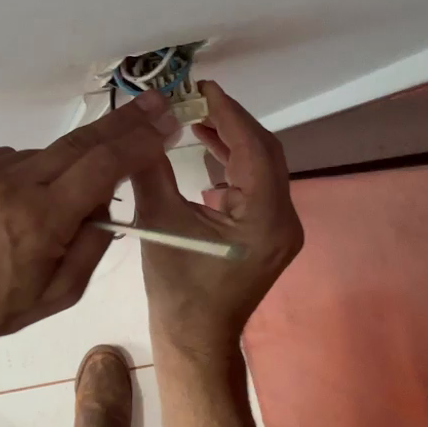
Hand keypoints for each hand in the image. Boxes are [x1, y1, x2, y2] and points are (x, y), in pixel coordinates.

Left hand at [0, 91, 182, 357]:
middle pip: (80, 142)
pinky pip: (9, 160)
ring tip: (43, 209)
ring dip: (59, 171)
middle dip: (122, 122)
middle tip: (154, 102)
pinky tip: (10, 206)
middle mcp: (11, 185)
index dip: (139, 141)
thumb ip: (95, 238)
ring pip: (43, 156)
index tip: (165, 123)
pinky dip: (23, 176)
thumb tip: (110, 190)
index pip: (103, 166)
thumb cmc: (1, 308)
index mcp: (41, 221)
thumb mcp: (64, 292)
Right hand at [129, 81, 303, 358]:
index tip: (202, 87)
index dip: (228, 113)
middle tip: (195, 100)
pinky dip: (233, 167)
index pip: (253, 147)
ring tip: (195, 121)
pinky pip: (256, 188)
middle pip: (265, 153)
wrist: (195, 339)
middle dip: (231, 122)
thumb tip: (142, 125)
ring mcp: (280, 229)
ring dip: (231, 142)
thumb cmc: (177, 287)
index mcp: (264, 216)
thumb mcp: (159, 221)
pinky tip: (205, 157)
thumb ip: (151, 168)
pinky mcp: (268, 235)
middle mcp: (284, 219)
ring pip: (262, 169)